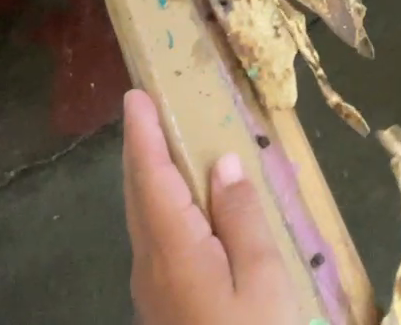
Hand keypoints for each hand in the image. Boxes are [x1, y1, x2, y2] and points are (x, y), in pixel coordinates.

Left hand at [122, 90, 300, 324]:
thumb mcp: (264, 277)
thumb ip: (242, 215)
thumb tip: (224, 163)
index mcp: (176, 251)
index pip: (152, 179)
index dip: (143, 137)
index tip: (135, 96)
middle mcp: (153, 266)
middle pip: (139, 196)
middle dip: (139, 150)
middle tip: (146, 108)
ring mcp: (154, 289)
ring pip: (145, 217)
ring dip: (150, 175)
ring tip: (165, 140)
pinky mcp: (165, 304)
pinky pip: (158, 237)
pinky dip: (164, 202)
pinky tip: (187, 200)